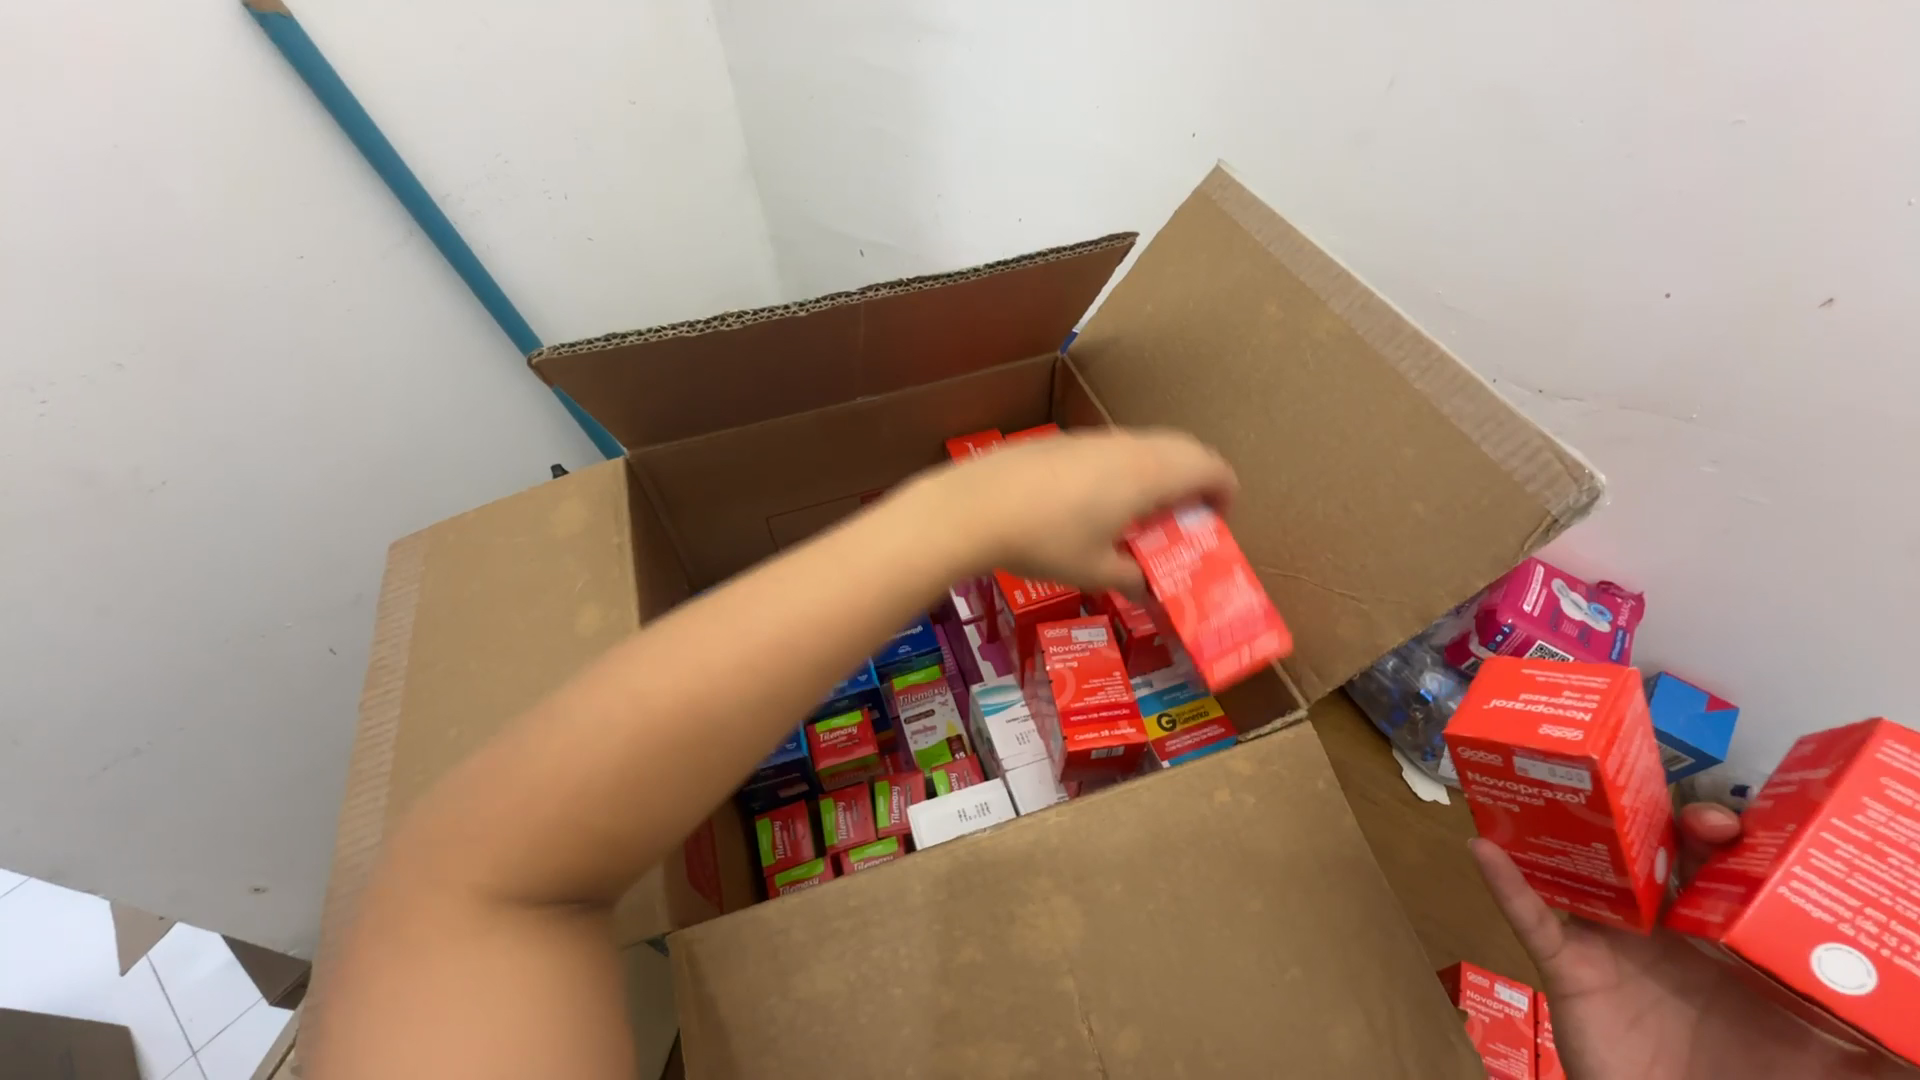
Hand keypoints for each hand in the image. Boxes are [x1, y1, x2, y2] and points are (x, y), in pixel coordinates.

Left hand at [900, 428, 1235, 592]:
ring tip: (1139, 516)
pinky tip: (1093, 504)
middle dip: (1195, 480)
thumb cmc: (1044, 541)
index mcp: (1148, 474)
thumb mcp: (1093, 571)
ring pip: (1145, 445)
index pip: (1211, 466)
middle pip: (1183, 448)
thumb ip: (1132, 579)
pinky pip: (1111, 448)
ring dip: (1157, 473)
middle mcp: (1127, 446)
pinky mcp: (1061, 441)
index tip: (1214, 522)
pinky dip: (1124, 470)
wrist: (973, 507)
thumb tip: (1149, 591)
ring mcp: (1092, 438)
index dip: (1224, 491)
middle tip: (1182, 520)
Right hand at [1473, 804, 1905, 1078]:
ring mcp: (1612, 941)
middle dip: (1669, 824)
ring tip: (1567, 792)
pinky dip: (1505, 883)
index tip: (1749, 824)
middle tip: (1698, 820)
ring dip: (1570, 828)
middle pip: (1657, 856)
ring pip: (1586, 870)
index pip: (1724, 868)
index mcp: (1726, 938)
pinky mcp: (1568, 964)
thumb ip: (1895, 1045)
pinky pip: (1529, 917)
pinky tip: (1484, 847)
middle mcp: (1667, 927)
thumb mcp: (1846, 1071)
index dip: (1735, 837)